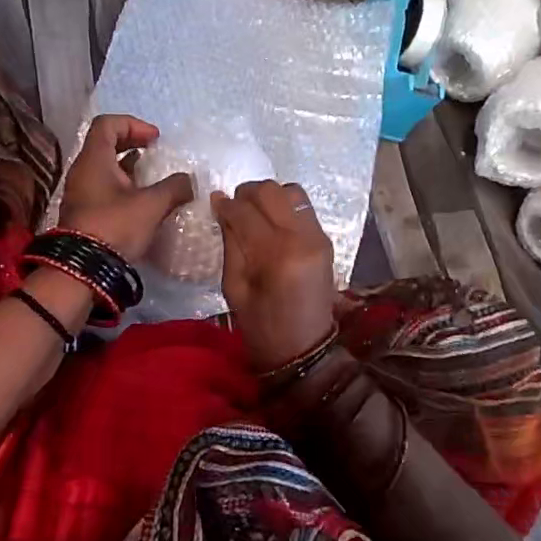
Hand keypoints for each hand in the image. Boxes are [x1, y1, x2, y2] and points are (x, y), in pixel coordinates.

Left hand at [58, 115, 193, 259]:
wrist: (83, 269)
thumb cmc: (115, 227)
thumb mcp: (151, 205)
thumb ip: (174, 188)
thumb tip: (189, 181)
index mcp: (94, 160)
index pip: (107, 124)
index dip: (133, 124)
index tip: (155, 139)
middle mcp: (82, 171)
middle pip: (104, 144)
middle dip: (131, 143)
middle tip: (154, 152)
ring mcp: (80, 192)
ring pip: (104, 168)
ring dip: (127, 167)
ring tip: (151, 177)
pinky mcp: (83, 212)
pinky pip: (102, 187)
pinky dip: (122, 185)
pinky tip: (140, 200)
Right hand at [213, 181, 336, 370]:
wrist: (305, 349)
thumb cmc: (262, 327)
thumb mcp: (234, 287)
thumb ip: (230, 242)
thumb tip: (222, 205)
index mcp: (276, 254)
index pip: (245, 212)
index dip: (226, 205)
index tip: (215, 205)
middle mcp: (302, 238)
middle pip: (271, 191)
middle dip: (247, 194)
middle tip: (234, 208)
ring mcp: (318, 237)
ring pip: (291, 192)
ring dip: (269, 197)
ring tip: (254, 213)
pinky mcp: (326, 240)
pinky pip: (303, 208)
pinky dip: (284, 207)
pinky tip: (271, 223)